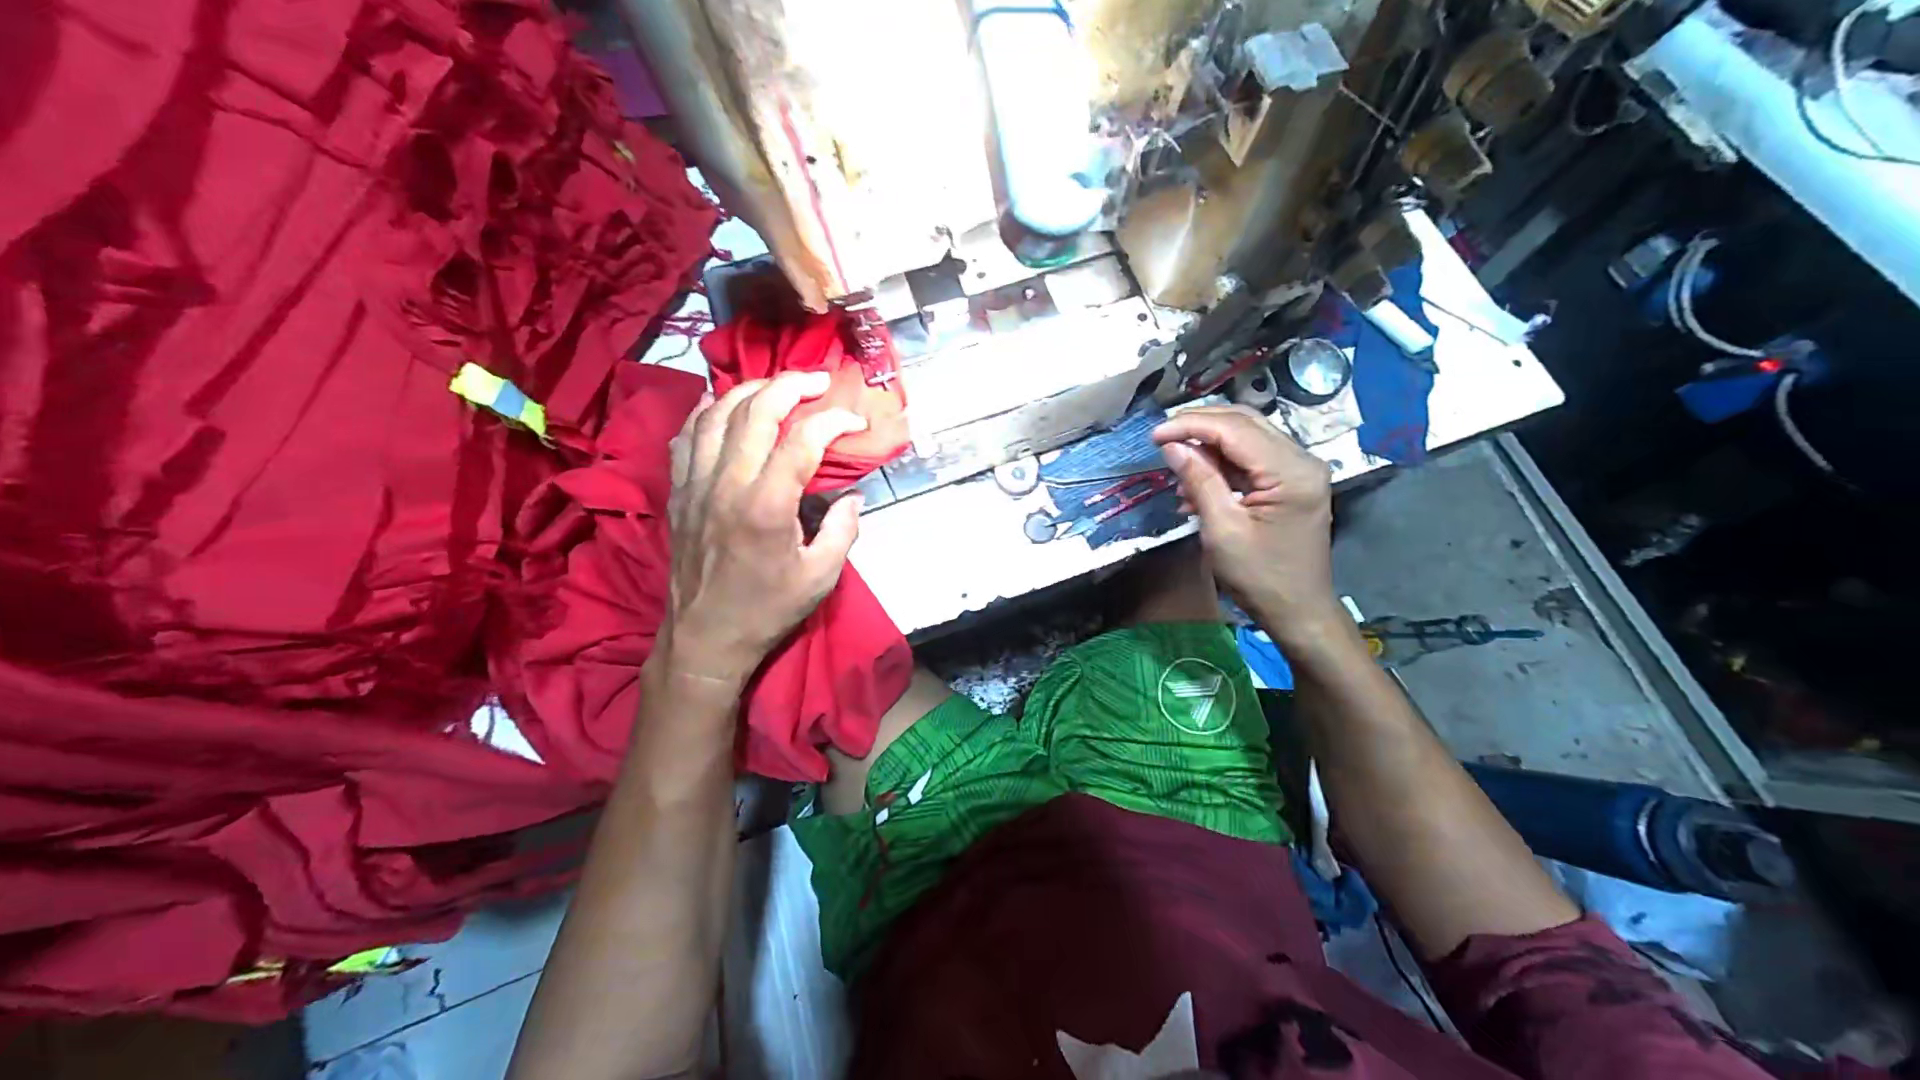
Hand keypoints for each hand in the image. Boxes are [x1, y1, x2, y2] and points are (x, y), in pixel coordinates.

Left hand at [661, 371, 867, 688]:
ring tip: (775, 385)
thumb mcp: (821, 576)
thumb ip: (842, 529)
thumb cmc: (767, 609)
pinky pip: (685, 437)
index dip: (834, 422)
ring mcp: (696, 485)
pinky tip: (719, 404)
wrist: (706, 636)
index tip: (855, 423)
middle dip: (791, 385)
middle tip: (818, 380)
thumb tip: (852, 496)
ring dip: (748, 390)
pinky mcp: (679, 493)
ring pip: (716, 415)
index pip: (802, 440)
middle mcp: (727, 484)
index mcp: (767, 505)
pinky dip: (704, 413)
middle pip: (755, 411)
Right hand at [1151, 405, 1344, 641]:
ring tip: (1176, 464)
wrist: (1298, 612)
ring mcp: (1300, 470)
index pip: (1235, 429)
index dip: (1191, 425)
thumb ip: (1199, 480)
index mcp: (1291, 472)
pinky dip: (1222, 463)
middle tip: (1161, 439)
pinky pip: (1252, 458)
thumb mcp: (1222, 530)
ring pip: (1247, 437)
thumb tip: (1172, 445)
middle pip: (1244, 424)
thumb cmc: (1259, 577)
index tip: (1154, 435)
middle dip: (1199, 426)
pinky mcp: (1291, 482)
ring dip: (1209, 445)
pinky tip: (1196, 481)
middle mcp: (1302, 461)